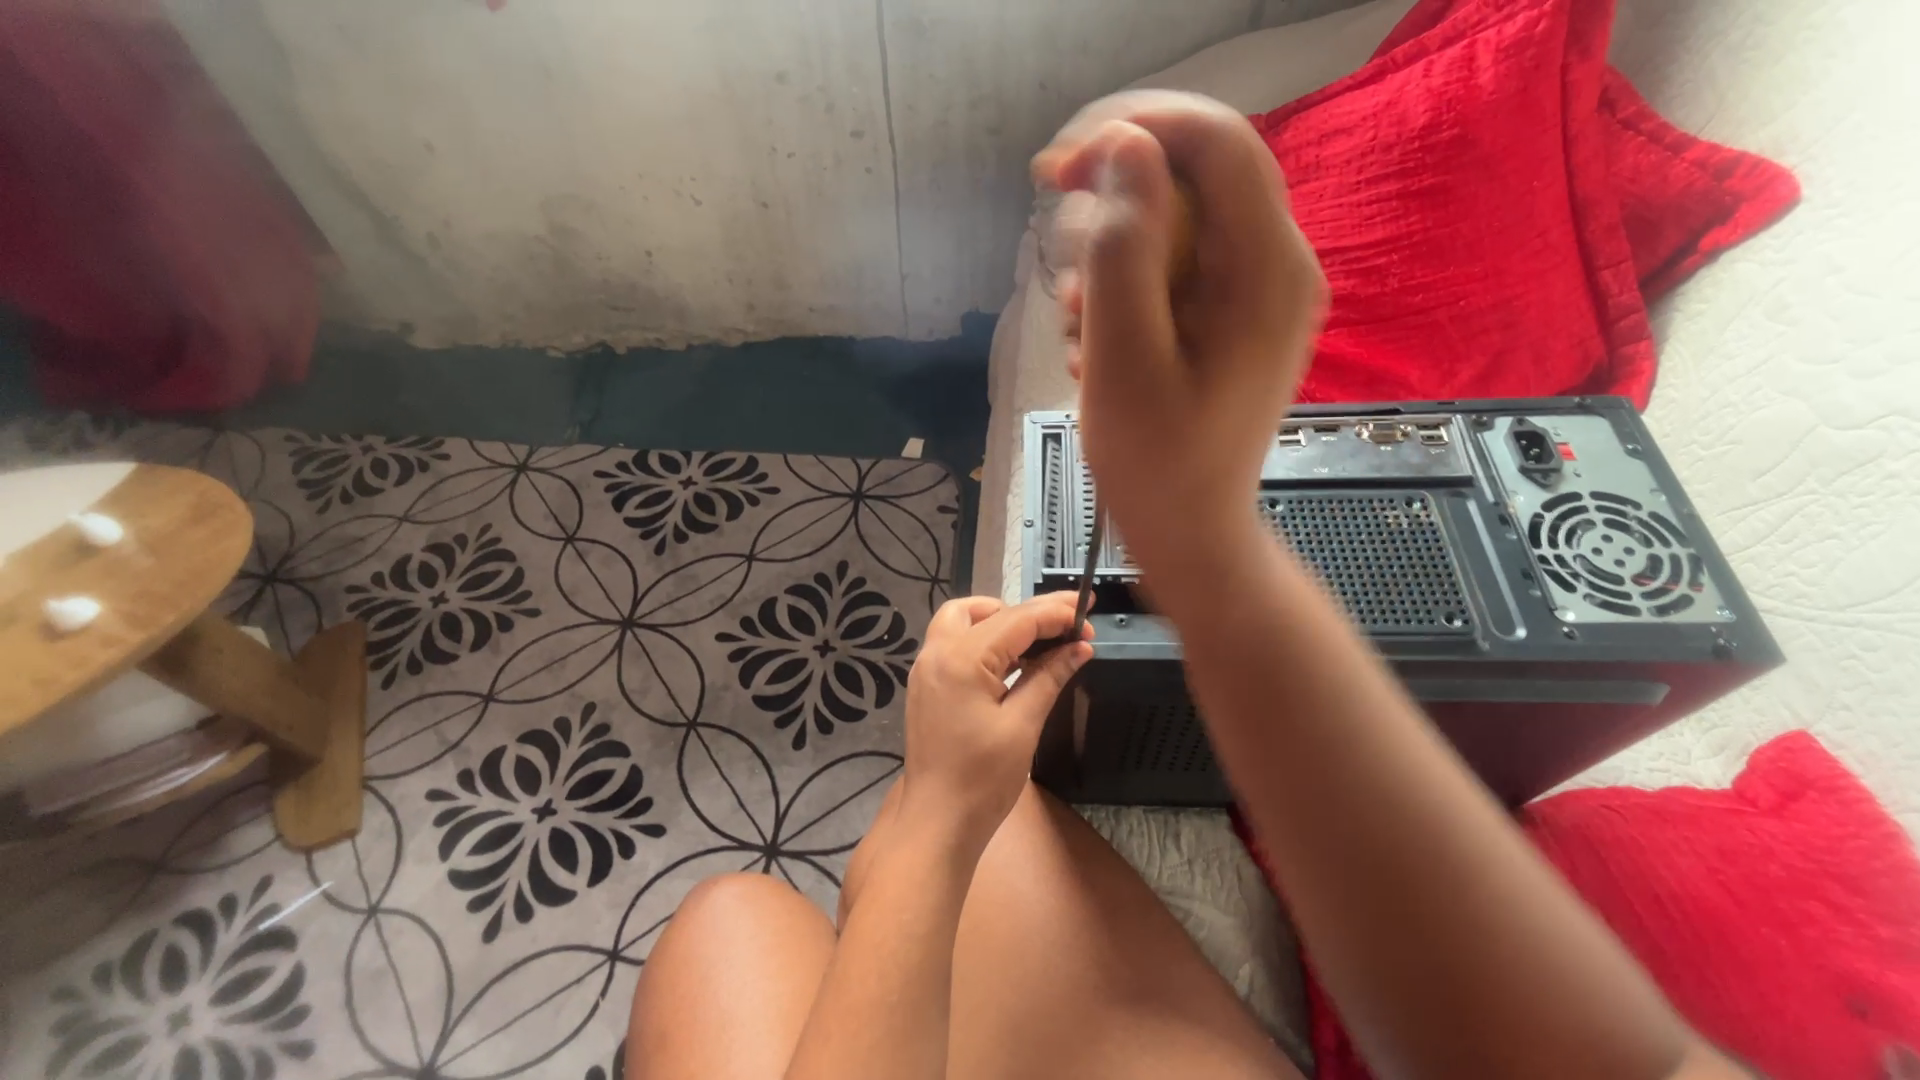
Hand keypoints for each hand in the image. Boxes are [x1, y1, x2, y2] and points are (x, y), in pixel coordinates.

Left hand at [898, 593, 1091, 845]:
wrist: (937, 823)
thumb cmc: (982, 779)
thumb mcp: (1023, 724)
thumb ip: (1049, 677)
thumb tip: (1080, 647)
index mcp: (960, 658)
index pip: (1016, 619)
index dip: (1056, 614)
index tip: (1089, 614)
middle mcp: (936, 653)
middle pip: (984, 610)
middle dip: (1028, 611)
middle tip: (1070, 621)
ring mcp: (927, 670)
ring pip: (964, 622)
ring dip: (1003, 623)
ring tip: (1045, 640)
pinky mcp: (928, 687)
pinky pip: (956, 646)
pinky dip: (986, 643)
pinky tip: (1017, 662)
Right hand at [1033, 91, 1326, 592]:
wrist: (1189, 533)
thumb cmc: (1155, 465)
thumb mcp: (1124, 359)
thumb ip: (1122, 249)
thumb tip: (1120, 149)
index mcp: (1265, 270)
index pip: (1215, 141)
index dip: (1132, 131)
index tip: (1056, 171)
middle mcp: (1275, 264)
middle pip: (1194, 173)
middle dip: (1111, 201)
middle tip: (1059, 257)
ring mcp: (1254, 290)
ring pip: (1176, 219)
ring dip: (1109, 257)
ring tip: (1077, 327)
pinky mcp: (1230, 314)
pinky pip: (1174, 265)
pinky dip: (1125, 291)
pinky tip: (1096, 347)